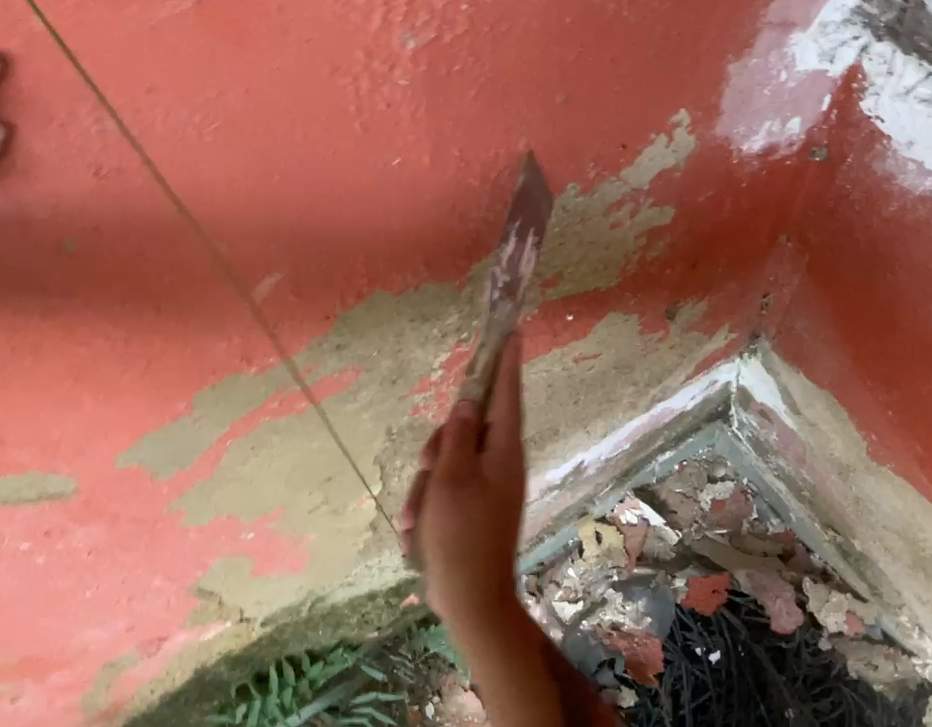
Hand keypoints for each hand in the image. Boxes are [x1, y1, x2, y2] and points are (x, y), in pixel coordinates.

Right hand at [400, 333, 528, 635]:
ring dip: (426, 484)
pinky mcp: (473, 506)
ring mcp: (488, 486)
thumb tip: (465, 402)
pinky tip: (417, 531)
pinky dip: (429, 504)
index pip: (506, 394)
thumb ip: (456, 437)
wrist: (469, 600)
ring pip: (449, 460)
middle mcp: (500, 463)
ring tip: (417, 518)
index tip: (514, 332)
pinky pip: (447, 488)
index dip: (506, 363)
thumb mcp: (451, 479)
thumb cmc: (461, 535)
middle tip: (426, 466)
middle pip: (466, 428)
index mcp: (504, 451)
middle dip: (438, 446)